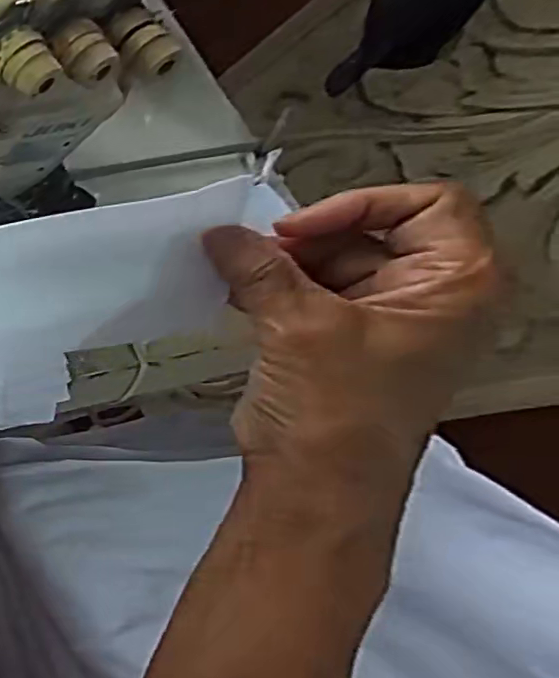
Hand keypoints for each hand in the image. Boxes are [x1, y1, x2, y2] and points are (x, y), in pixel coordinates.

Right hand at [203, 183, 501, 463]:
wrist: (317, 471)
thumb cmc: (340, 405)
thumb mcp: (302, 325)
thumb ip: (260, 271)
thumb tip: (221, 234)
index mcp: (455, 282)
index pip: (425, 206)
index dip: (356, 207)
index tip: (290, 231)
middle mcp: (425, 293)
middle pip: (367, 233)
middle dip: (303, 241)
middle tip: (249, 257)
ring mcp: (377, 316)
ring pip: (326, 264)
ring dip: (276, 267)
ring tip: (235, 280)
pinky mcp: (333, 336)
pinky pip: (302, 293)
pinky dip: (266, 288)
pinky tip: (234, 296)